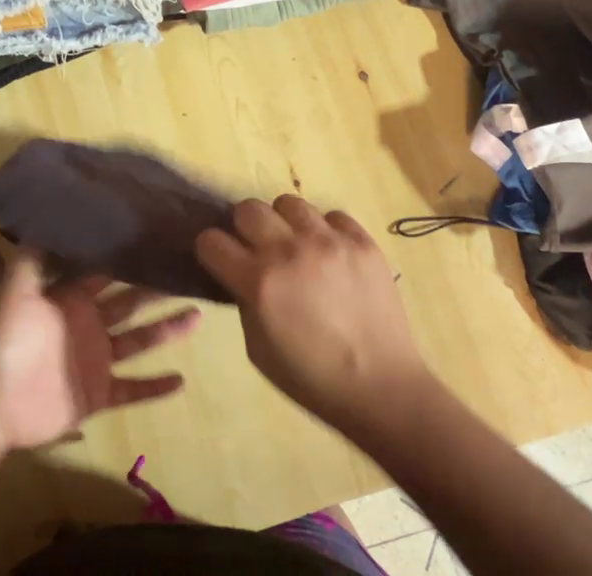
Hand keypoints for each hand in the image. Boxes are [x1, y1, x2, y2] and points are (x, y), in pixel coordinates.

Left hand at [0, 251, 199, 450]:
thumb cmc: (8, 345)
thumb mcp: (17, 295)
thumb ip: (32, 259)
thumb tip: (45, 215)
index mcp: (71, 299)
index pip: (106, 272)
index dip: (130, 258)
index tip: (158, 239)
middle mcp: (88, 324)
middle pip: (130, 303)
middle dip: (158, 289)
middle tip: (191, 272)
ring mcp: (96, 360)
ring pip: (139, 341)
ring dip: (167, 330)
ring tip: (199, 316)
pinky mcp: (99, 393)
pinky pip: (133, 389)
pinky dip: (155, 387)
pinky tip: (182, 380)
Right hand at [195, 195, 430, 431]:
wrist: (381, 387)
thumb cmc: (310, 378)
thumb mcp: (256, 348)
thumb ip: (244, 301)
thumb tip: (241, 275)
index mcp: (258, 282)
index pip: (211, 241)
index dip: (211, 251)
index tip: (220, 261)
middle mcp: (290, 251)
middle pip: (248, 209)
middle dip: (244, 228)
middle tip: (256, 250)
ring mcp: (329, 242)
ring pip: (289, 203)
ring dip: (284, 223)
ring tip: (296, 246)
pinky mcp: (362, 243)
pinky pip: (333, 216)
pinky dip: (325, 231)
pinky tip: (330, 255)